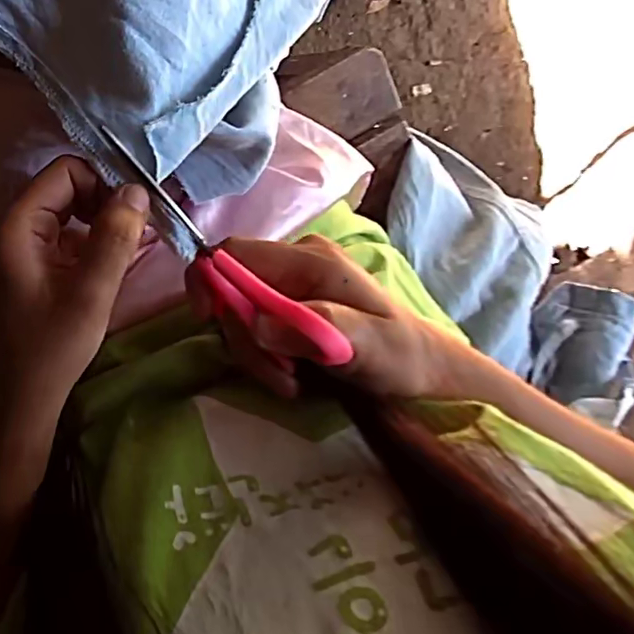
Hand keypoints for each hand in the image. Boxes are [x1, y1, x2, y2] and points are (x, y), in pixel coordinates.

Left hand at [0, 155, 149, 435]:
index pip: (66, 171)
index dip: (104, 183)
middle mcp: (9, 227)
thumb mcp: (91, 292)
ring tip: (131, 245)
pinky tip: (112, 262)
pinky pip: (63, 234)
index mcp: (15, 225)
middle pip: (66, 187)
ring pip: (68, 210)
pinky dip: (90, 241)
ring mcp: (16, 247)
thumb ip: (116, 236)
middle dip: (105, 201)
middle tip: (139, 229)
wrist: (23, 402)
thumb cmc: (53, 348)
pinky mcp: (27, 265)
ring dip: (101, 222)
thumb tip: (137, 188)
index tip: (136, 212)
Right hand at [185, 234, 490, 402]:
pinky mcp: (290, 300)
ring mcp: (291, 280)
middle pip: (232, 287)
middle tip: (278, 375)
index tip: (208, 320)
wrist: (424, 365)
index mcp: (310, 260)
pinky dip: (262, 352)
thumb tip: (255, 322)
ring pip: (240, 311)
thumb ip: (315, 327)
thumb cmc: (401, 354)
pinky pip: (254, 321)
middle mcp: (295, 261)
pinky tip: (290, 372)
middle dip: (243, 336)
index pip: (234, 252)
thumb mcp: (369, 345)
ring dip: (254, 352)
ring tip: (290, 380)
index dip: (208, 280)